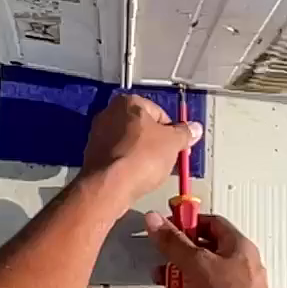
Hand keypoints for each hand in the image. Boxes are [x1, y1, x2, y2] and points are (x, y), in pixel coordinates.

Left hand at [78, 93, 199, 210]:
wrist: (109, 185)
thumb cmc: (143, 157)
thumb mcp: (172, 144)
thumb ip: (184, 133)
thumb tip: (195, 128)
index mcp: (129, 102)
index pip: (159, 113)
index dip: (172, 132)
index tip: (177, 147)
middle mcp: (109, 112)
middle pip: (142, 127)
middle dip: (155, 143)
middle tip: (165, 159)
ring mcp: (98, 132)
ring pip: (129, 142)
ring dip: (140, 154)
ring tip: (149, 171)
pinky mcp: (91, 153)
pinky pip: (117, 155)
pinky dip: (126, 163)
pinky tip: (133, 176)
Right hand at [145, 212, 286, 287]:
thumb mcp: (196, 266)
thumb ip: (173, 243)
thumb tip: (154, 218)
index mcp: (237, 248)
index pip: (211, 224)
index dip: (188, 222)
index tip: (164, 226)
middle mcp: (236, 269)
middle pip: (200, 255)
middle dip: (176, 261)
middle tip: (159, 265)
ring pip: (195, 283)